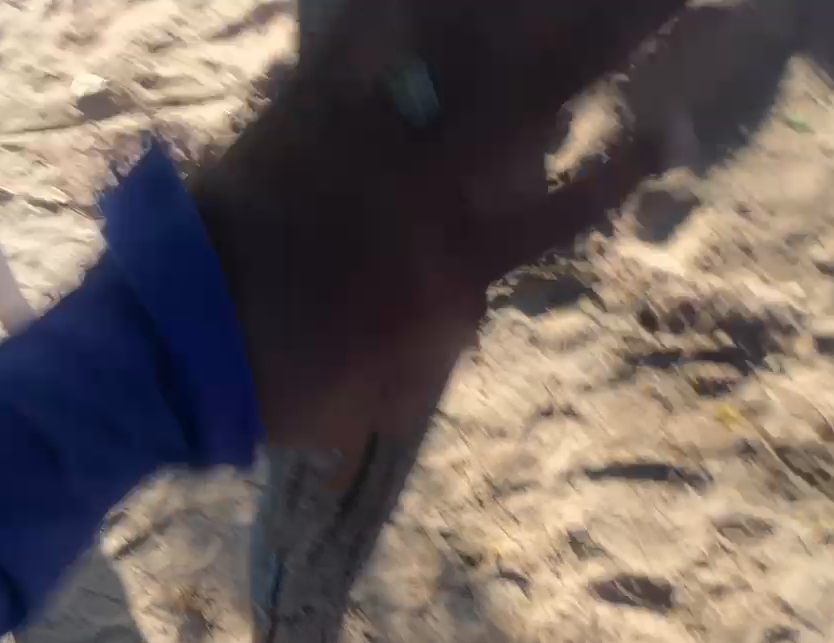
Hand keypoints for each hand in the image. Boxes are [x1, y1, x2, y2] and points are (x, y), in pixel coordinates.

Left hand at [192, 0, 688, 453]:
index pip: (561, 214)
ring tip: (555, 2)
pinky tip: (405, 2)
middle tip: (662, 2)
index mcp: (445, 274)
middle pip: (540, 99)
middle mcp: (423, 197)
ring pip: (464, 59)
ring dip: (517, 15)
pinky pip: (353, 51)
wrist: (171, 351)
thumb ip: (411, 373)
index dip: (615, 174)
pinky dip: (387, 19)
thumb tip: (447, 330)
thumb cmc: (261, 393)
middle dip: (611, 39)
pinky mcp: (292, 129)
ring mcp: (360, 153)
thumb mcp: (349, 409)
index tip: (658, 135)